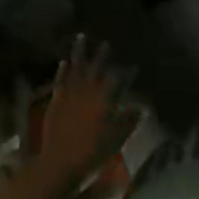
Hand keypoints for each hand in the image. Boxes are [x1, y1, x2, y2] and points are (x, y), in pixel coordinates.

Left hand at [35, 37, 137, 188]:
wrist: (61, 162)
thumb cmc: (93, 153)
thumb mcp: (117, 139)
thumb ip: (129, 121)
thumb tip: (142, 108)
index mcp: (104, 98)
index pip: (118, 80)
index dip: (126, 72)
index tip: (133, 65)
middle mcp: (87, 89)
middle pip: (96, 67)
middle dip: (102, 54)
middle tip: (107, 43)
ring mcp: (70, 92)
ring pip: (76, 66)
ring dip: (79, 51)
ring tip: (81, 36)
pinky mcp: (56, 99)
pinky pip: (60, 79)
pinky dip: (62, 69)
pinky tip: (64, 61)